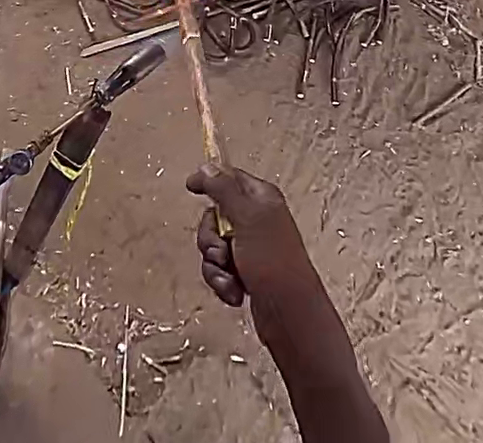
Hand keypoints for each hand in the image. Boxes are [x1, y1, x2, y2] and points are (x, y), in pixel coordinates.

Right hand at [186, 164, 312, 307]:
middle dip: (210, 236)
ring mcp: (251, 248)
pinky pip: (220, 269)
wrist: (291, 316)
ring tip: (229, 279)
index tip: (191, 188)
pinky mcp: (246, 273)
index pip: (229, 178)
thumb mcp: (247, 218)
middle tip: (220, 251)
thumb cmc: (272, 261)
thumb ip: (224, 190)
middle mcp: (256, 220)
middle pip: (215, 215)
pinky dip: (222, 281)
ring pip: (214, 245)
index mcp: (261, 199)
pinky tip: (234, 292)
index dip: (210, 180)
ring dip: (215, 264)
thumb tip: (206, 167)